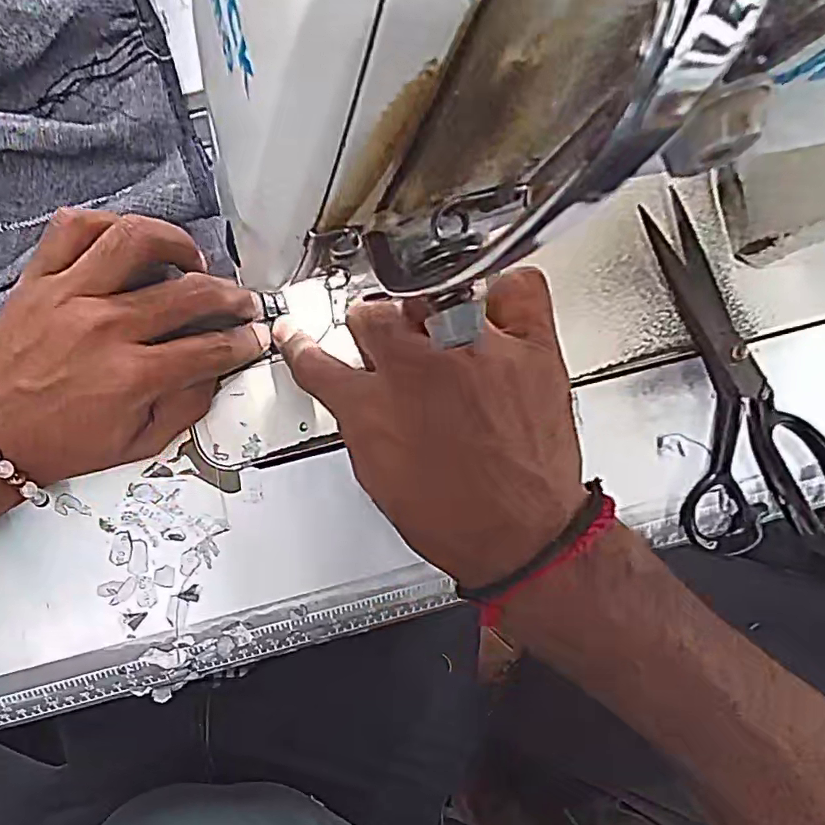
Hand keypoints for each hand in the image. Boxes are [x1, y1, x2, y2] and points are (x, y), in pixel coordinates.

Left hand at [0, 210, 266, 531]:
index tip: (251, 337)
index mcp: (131, 377)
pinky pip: (75, 227)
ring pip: (137, 240)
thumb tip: (215, 373)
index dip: (242, 341)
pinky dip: (108, 223)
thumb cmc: (59, 443)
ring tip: (190, 260)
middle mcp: (104, 329)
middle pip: (189, 293)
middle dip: (230, 297)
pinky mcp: (39, 281)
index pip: (209, 347)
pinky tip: (126, 241)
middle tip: (239, 302)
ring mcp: (69, 297)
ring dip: (178, 243)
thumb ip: (184, 408)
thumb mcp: (136, 443)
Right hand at [277, 268, 584, 588]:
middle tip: (383, 343)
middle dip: (369, 326)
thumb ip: (359, 423)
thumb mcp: (377, 475)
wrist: (520, 536)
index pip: (316, 360)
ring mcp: (475, 351)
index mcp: (371, 406)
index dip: (299, 344)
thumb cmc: (453, 518)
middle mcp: (419, 369)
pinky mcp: (529, 348)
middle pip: (373, 313)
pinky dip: (502, 295)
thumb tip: (356, 400)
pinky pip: (515, 288)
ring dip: (425, 313)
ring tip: (438, 337)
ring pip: (433, 293)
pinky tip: (493, 313)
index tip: (295, 336)